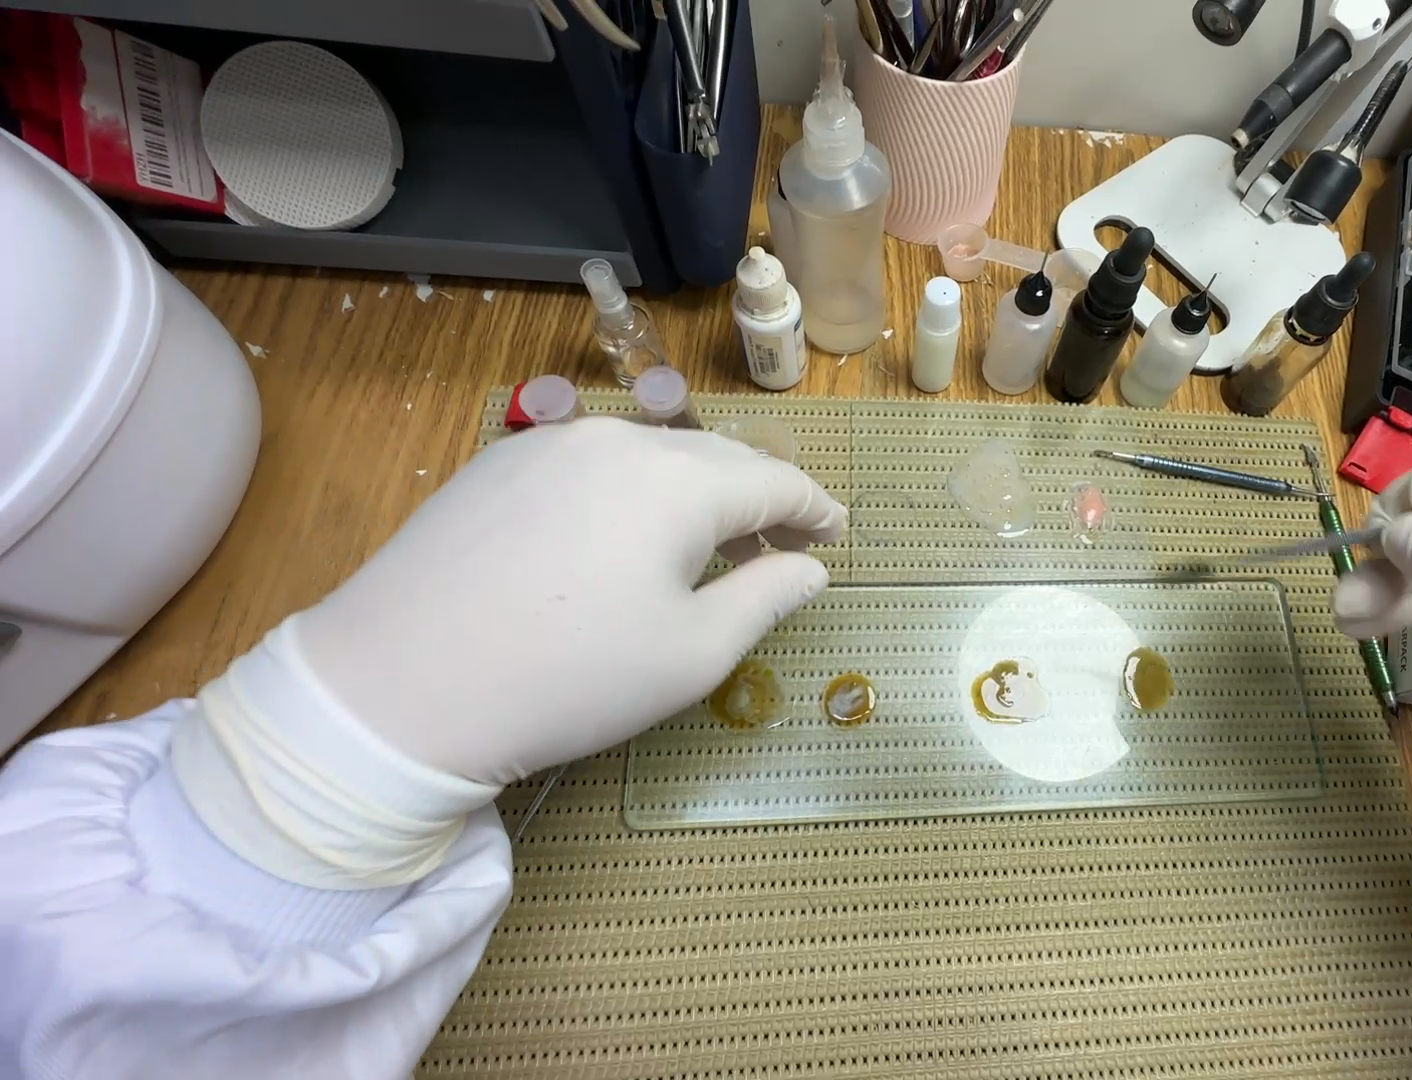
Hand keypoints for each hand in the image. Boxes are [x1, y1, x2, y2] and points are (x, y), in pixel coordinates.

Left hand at [171, 419, 845, 886]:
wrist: (391, 693)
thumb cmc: (571, 679)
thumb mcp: (695, 653)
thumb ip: (768, 597)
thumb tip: (809, 568)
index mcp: (677, 482)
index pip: (776, 481)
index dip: (816, 508)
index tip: (836, 535)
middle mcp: (620, 440)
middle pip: (720, 461)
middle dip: (763, 502)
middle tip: (783, 547)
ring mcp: (552, 443)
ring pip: (658, 457)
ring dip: (700, 497)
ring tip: (709, 548)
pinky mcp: (502, 463)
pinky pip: (599, 464)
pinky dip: (639, 493)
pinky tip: (628, 538)